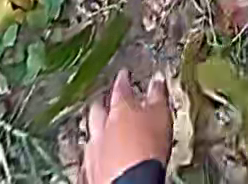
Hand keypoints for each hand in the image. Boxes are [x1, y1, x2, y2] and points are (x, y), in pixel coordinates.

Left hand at [82, 69, 171, 183]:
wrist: (132, 183)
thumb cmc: (147, 148)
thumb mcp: (161, 114)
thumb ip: (157, 95)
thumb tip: (157, 79)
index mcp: (120, 107)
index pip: (120, 87)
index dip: (123, 79)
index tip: (123, 74)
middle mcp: (103, 126)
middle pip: (98, 109)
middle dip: (102, 104)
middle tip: (105, 101)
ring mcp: (94, 150)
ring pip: (90, 136)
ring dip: (95, 132)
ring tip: (99, 133)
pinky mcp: (90, 174)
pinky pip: (86, 162)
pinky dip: (91, 158)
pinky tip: (94, 161)